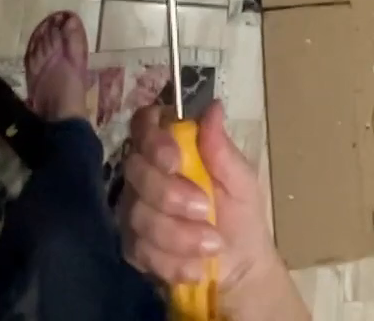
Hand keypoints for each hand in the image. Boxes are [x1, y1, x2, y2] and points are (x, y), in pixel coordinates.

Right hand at [121, 103, 303, 319]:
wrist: (240, 266)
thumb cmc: (241, 213)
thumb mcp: (241, 180)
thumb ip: (222, 148)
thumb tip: (214, 106)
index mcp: (171, 145)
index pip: (145, 124)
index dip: (153, 139)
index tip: (175, 160)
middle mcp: (145, 171)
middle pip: (136, 169)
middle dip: (170, 194)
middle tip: (205, 210)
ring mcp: (135, 208)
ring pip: (138, 214)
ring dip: (178, 234)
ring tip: (212, 245)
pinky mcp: (133, 246)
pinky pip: (140, 250)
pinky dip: (172, 261)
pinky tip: (196, 266)